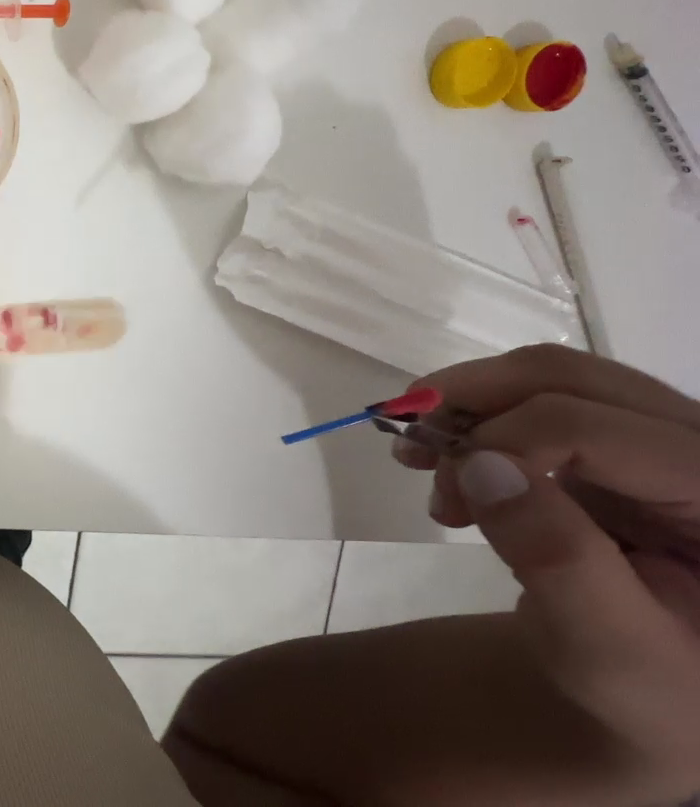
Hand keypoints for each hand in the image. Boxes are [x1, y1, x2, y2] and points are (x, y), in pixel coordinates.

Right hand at [392, 344, 699, 788]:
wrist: (664, 704)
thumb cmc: (655, 695)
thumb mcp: (610, 650)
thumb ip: (557, 560)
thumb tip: (478, 463)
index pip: (597, 428)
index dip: (505, 446)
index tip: (453, 507)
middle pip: (574, 379)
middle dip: (471, 402)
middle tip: (407, 448)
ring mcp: (675, 447)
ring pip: (553, 377)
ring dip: (467, 406)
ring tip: (420, 460)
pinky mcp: (632, 452)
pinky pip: (543, 401)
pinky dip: (479, 421)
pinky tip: (454, 469)